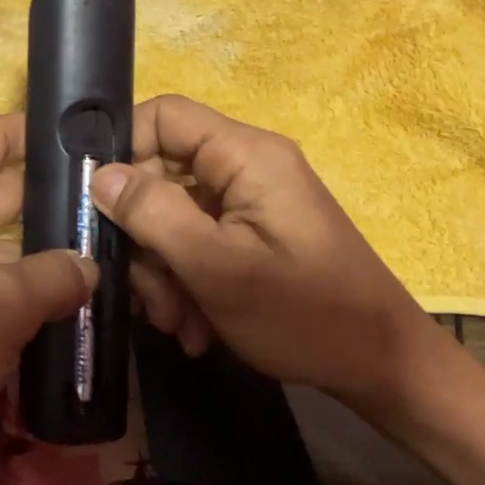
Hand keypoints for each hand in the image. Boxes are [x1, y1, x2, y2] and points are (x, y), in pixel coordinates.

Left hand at [0, 115, 96, 455]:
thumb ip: (54, 278)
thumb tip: (90, 266)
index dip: (44, 133)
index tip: (100, 143)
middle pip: (6, 188)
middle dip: (59, 203)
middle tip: (124, 217)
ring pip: (1, 238)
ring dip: (46, 253)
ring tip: (115, 261)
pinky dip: (21, 285)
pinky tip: (72, 303)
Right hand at [90, 95, 450, 414]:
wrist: (385, 370)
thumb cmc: (307, 315)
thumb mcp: (218, 267)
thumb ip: (153, 214)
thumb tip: (99, 174)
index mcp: (246, 155)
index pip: (163, 115)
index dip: (123, 150)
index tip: (100, 208)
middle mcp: (245, 168)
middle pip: (159, 174)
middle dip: (142, 237)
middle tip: (147, 295)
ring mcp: (248, 205)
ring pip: (170, 216)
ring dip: (161, 272)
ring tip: (175, 322)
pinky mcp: (249, 237)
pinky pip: (193, 243)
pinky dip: (184, 283)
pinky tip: (194, 326)